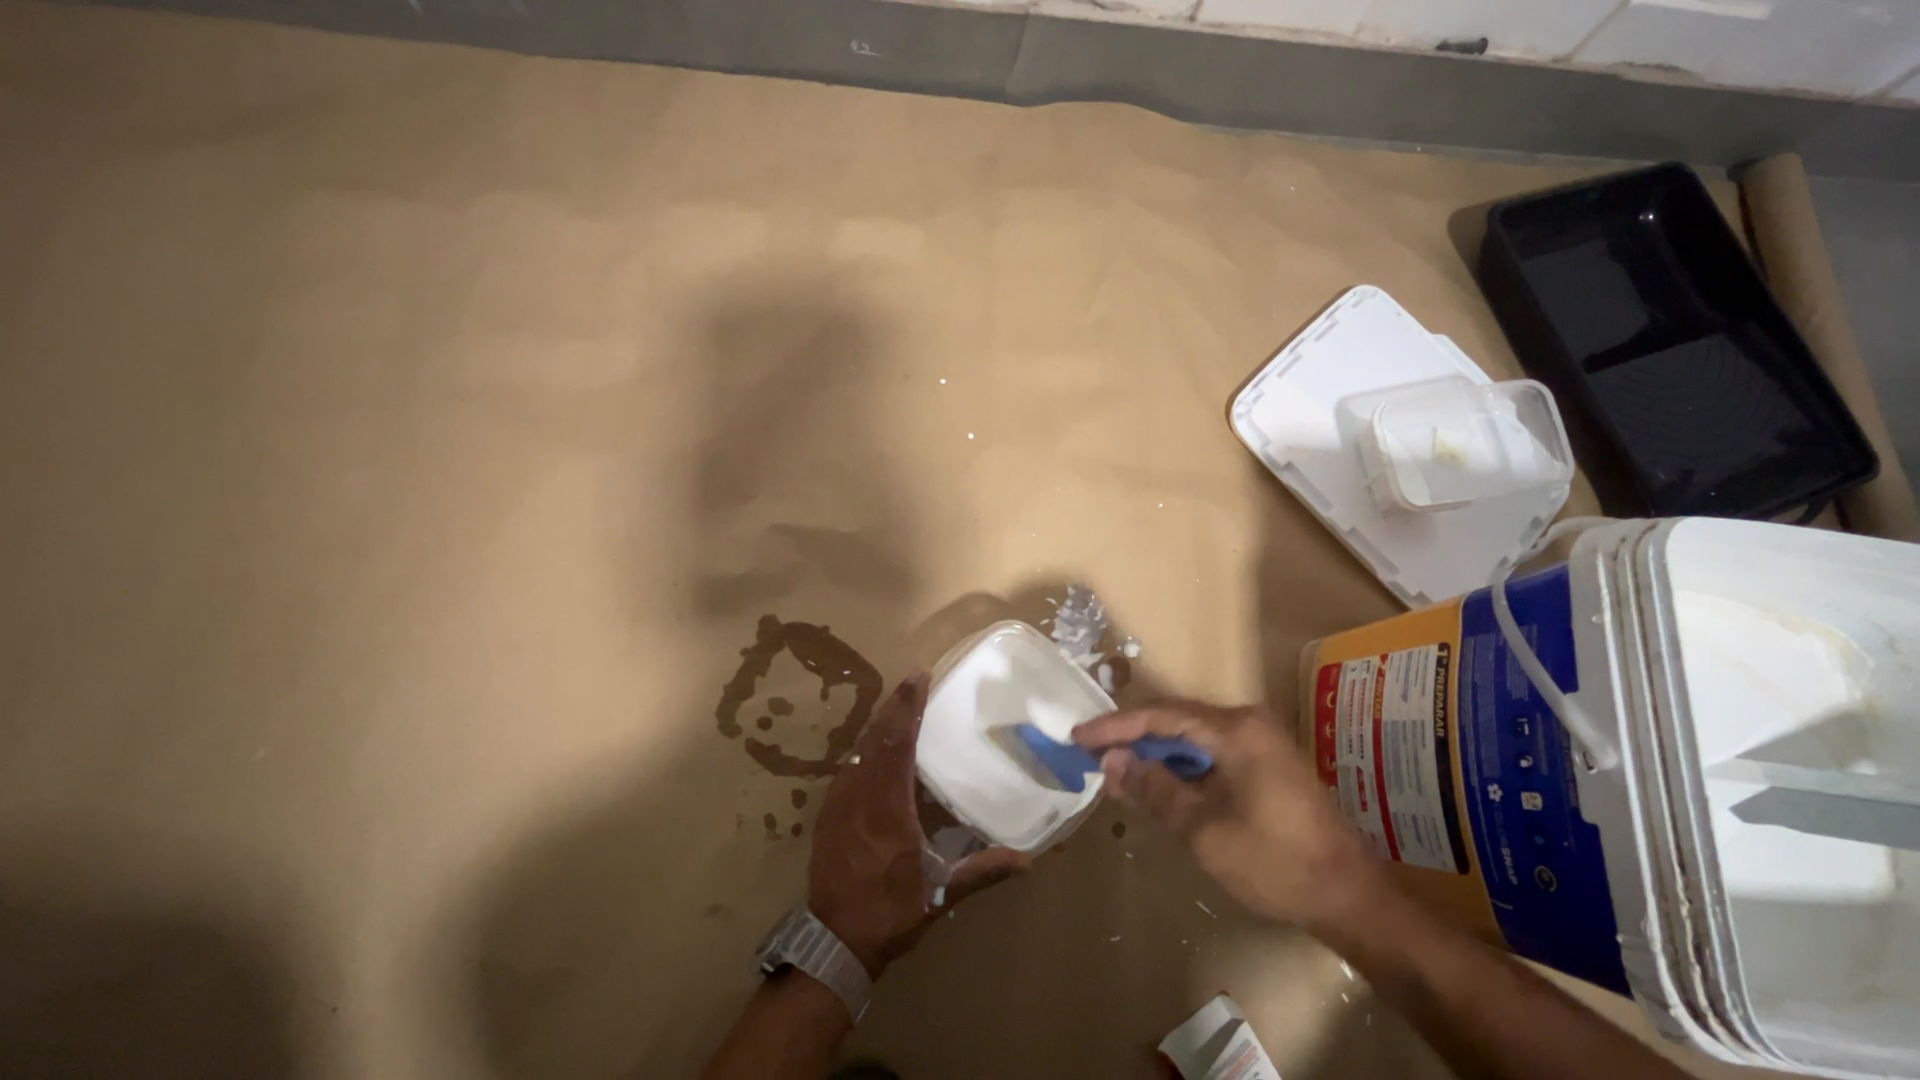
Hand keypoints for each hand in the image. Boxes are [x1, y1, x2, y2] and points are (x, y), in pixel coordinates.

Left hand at [808, 674, 1028, 976]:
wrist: (834, 941)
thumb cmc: (890, 913)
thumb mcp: (941, 893)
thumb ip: (982, 871)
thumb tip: (1027, 860)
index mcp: (888, 807)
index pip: (897, 743)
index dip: (908, 708)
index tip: (920, 677)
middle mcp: (859, 796)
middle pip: (875, 738)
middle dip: (894, 706)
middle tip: (913, 681)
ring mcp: (838, 804)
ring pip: (858, 751)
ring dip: (878, 726)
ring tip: (898, 707)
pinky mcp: (828, 815)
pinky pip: (848, 769)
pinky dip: (865, 749)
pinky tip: (875, 749)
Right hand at [1073, 700, 1386, 930]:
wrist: (1349, 896)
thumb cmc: (1273, 862)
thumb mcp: (1203, 830)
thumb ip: (1155, 789)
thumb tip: (1112, 761)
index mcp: (1235, 730)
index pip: (1161, 718)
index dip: (1116, 727)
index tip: (1078, 737)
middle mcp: (1249, 724)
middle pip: (1176, 721)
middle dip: (1132, 737)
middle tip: (1090, 752)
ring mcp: (1262, 744)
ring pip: (1193, 738)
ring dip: (1155, 753)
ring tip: (1115, 769)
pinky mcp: (1267, 766)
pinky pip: (1212, 753)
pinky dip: (1181, 767)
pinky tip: (1158, 784)